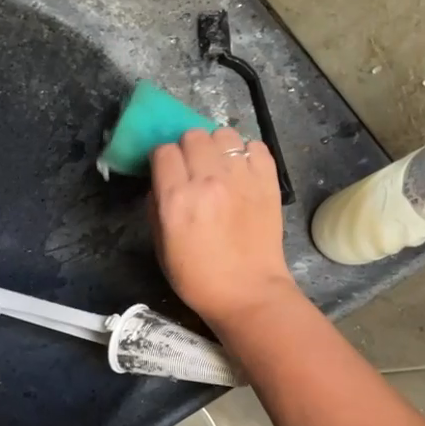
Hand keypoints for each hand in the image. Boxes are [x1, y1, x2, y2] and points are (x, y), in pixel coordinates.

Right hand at [148, 128, 301, 328]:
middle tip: (190, 167)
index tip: (163, 171)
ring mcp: (242, 178)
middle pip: (193, 136)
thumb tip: (160, 186)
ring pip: (224, 134)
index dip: (160, 159)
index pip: (163, 152)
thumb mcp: (160, 245)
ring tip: (217, 164)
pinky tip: (240, 170)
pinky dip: (244, 152)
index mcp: (176, 199)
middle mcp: (208, 180)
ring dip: (215, 145)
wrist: (247, 291)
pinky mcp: (268, 181)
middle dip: (186, 148)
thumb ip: (156, 209)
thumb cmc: (196, 276)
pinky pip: (255, 146)